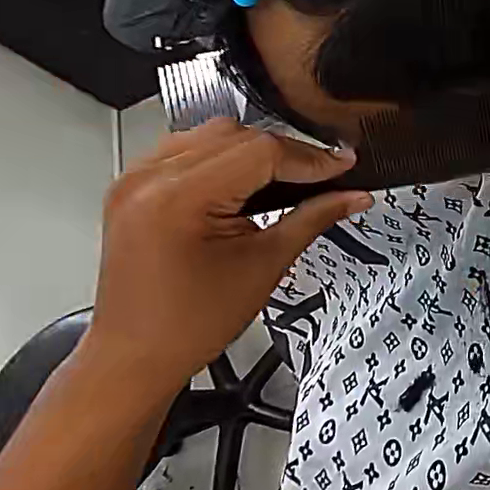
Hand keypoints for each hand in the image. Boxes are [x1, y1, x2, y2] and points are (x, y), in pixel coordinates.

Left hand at [77, 119, 371, 401]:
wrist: (137, 354)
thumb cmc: (188, 322)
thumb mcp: (268, 263)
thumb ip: (316, 217)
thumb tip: (353, 196)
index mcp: (177, 198)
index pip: (262, 151)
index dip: (312, 158)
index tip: (344, 167)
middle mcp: (149, 180)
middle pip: (240, 135)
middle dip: (290, 153)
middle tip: (328, 174)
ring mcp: (136, 181)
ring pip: (214, 135)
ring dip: (258, 150)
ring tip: (294, 177)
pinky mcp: (135, 188)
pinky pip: (189, 149)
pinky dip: (227, 157)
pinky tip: (251, 180)